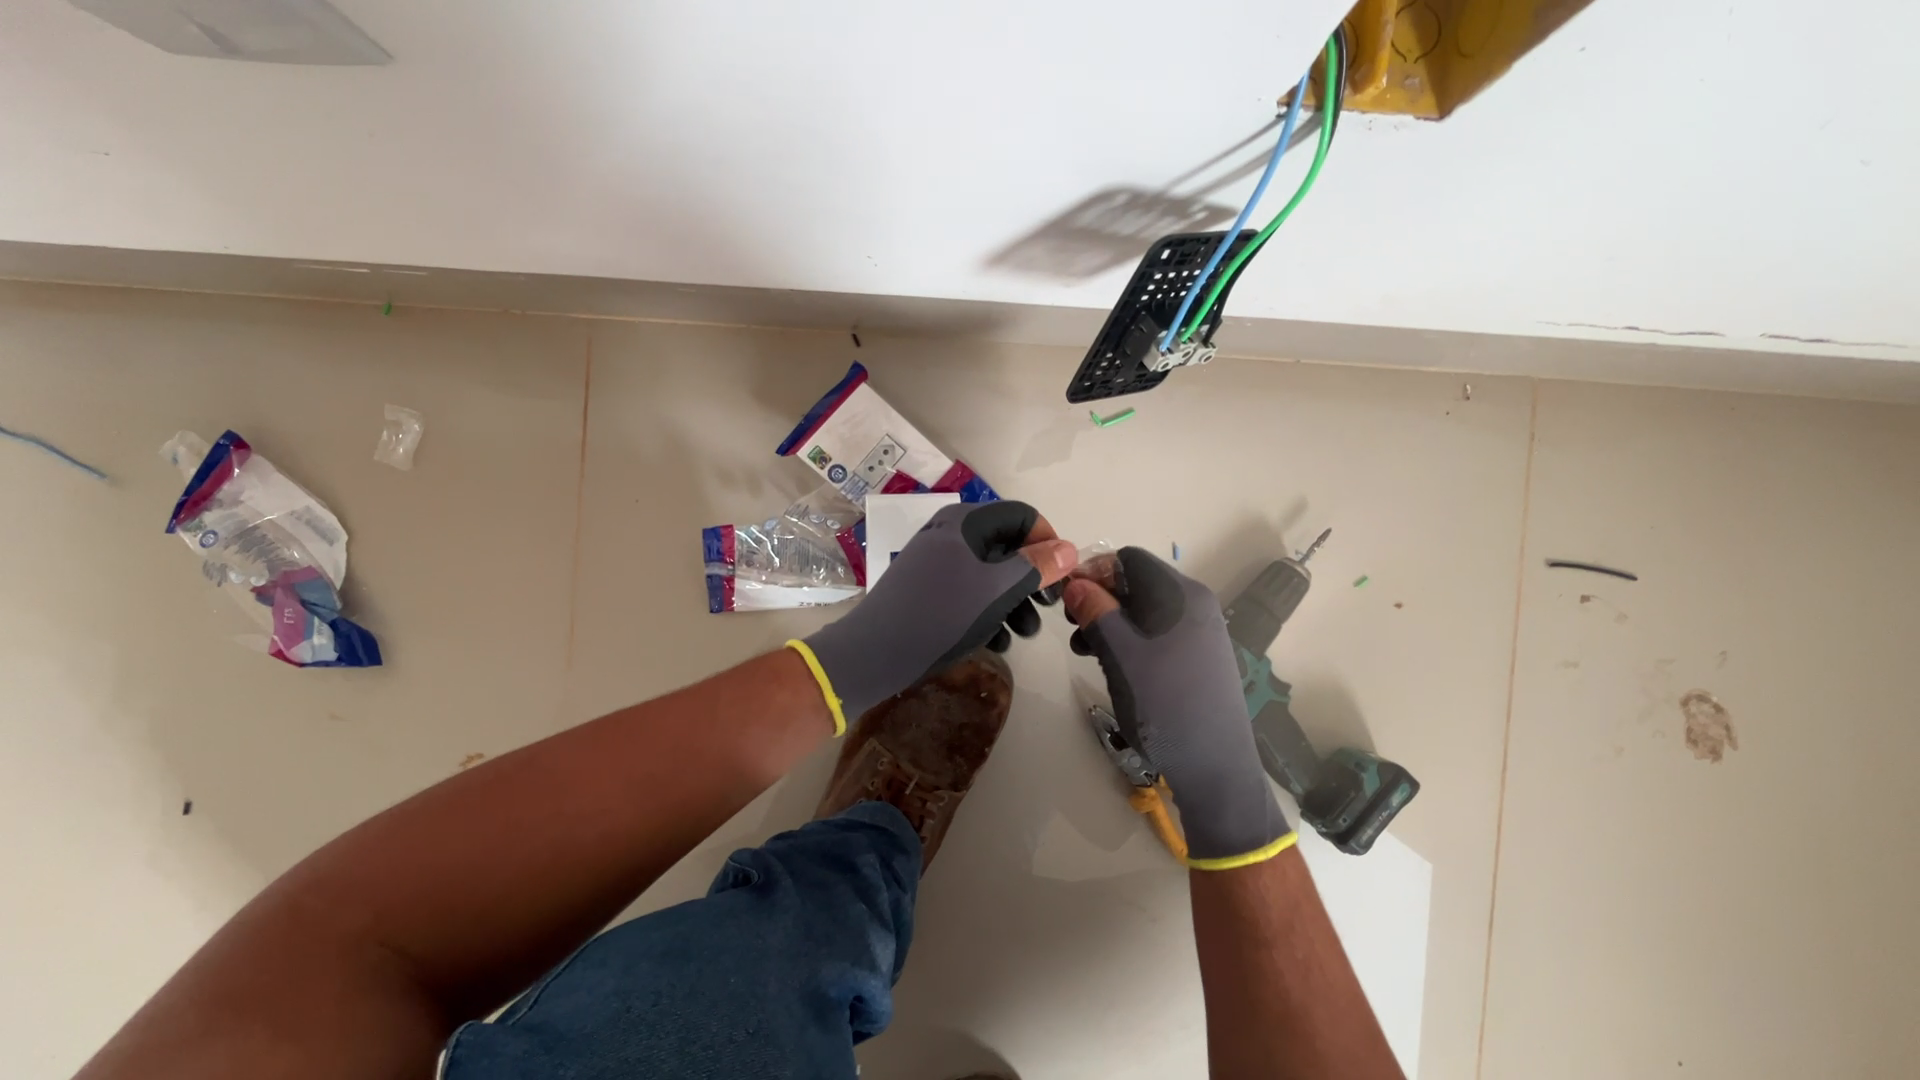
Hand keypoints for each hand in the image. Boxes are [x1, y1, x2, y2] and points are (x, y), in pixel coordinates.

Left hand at [795, 501, 1076, 732]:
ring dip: (1013, 601)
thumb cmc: (941, 616)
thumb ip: (1036, 567)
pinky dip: (988, 611)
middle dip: (1032, 579)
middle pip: (1007, 546)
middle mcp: (950, 534)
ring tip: (1024, 634)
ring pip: (990, 574)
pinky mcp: (926, 590)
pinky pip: (968, 592)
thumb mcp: (997, 591)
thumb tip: (1069, 548)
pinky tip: (996, 641)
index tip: (1061, 578)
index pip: (1023, 516)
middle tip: (1048, 609)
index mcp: (965, 522)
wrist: (874, 653)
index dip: (1048, 543)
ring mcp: (935, 563)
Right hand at [1063, 547, 1293, 867]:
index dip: (1094, 571)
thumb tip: (1075, 583)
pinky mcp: (1197, 659)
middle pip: (1137, 583)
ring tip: (1084, 651)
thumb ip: (1097, 612)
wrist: (1215, 766)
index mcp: (1182, 595)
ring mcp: (1199, 634)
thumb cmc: (1166, 705)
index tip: (1067, 597)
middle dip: (1099, 598)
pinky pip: (1156, 633)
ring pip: (1143, 611)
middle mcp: (1195, 606)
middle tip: (1072, 628)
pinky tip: (1111, 664)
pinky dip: (1129, 640)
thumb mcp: (1122, 656)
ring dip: (1110, 622)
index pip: (1130, 559)